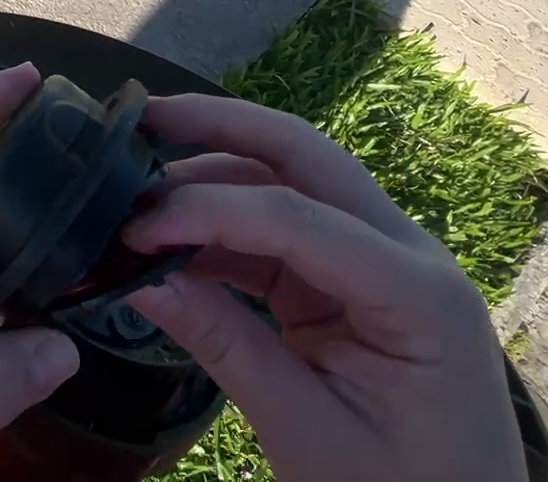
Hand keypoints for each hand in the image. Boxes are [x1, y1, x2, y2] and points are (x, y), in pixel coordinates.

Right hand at [124, 95, 525, 481]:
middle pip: (303, 155)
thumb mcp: (309, 433)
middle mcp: (402, 251)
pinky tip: (168, 240)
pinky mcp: (341, 276)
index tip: (132, 230)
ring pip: (283, 180)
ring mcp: (372, 257)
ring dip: (207, 177)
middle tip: (144, 115)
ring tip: (137, 197)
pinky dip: (215, 227)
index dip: (205, 210)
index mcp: (415, 292)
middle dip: (219, 125)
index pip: (296, 217)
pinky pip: (272, 228)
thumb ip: (224, 346)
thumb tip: (138, 281)